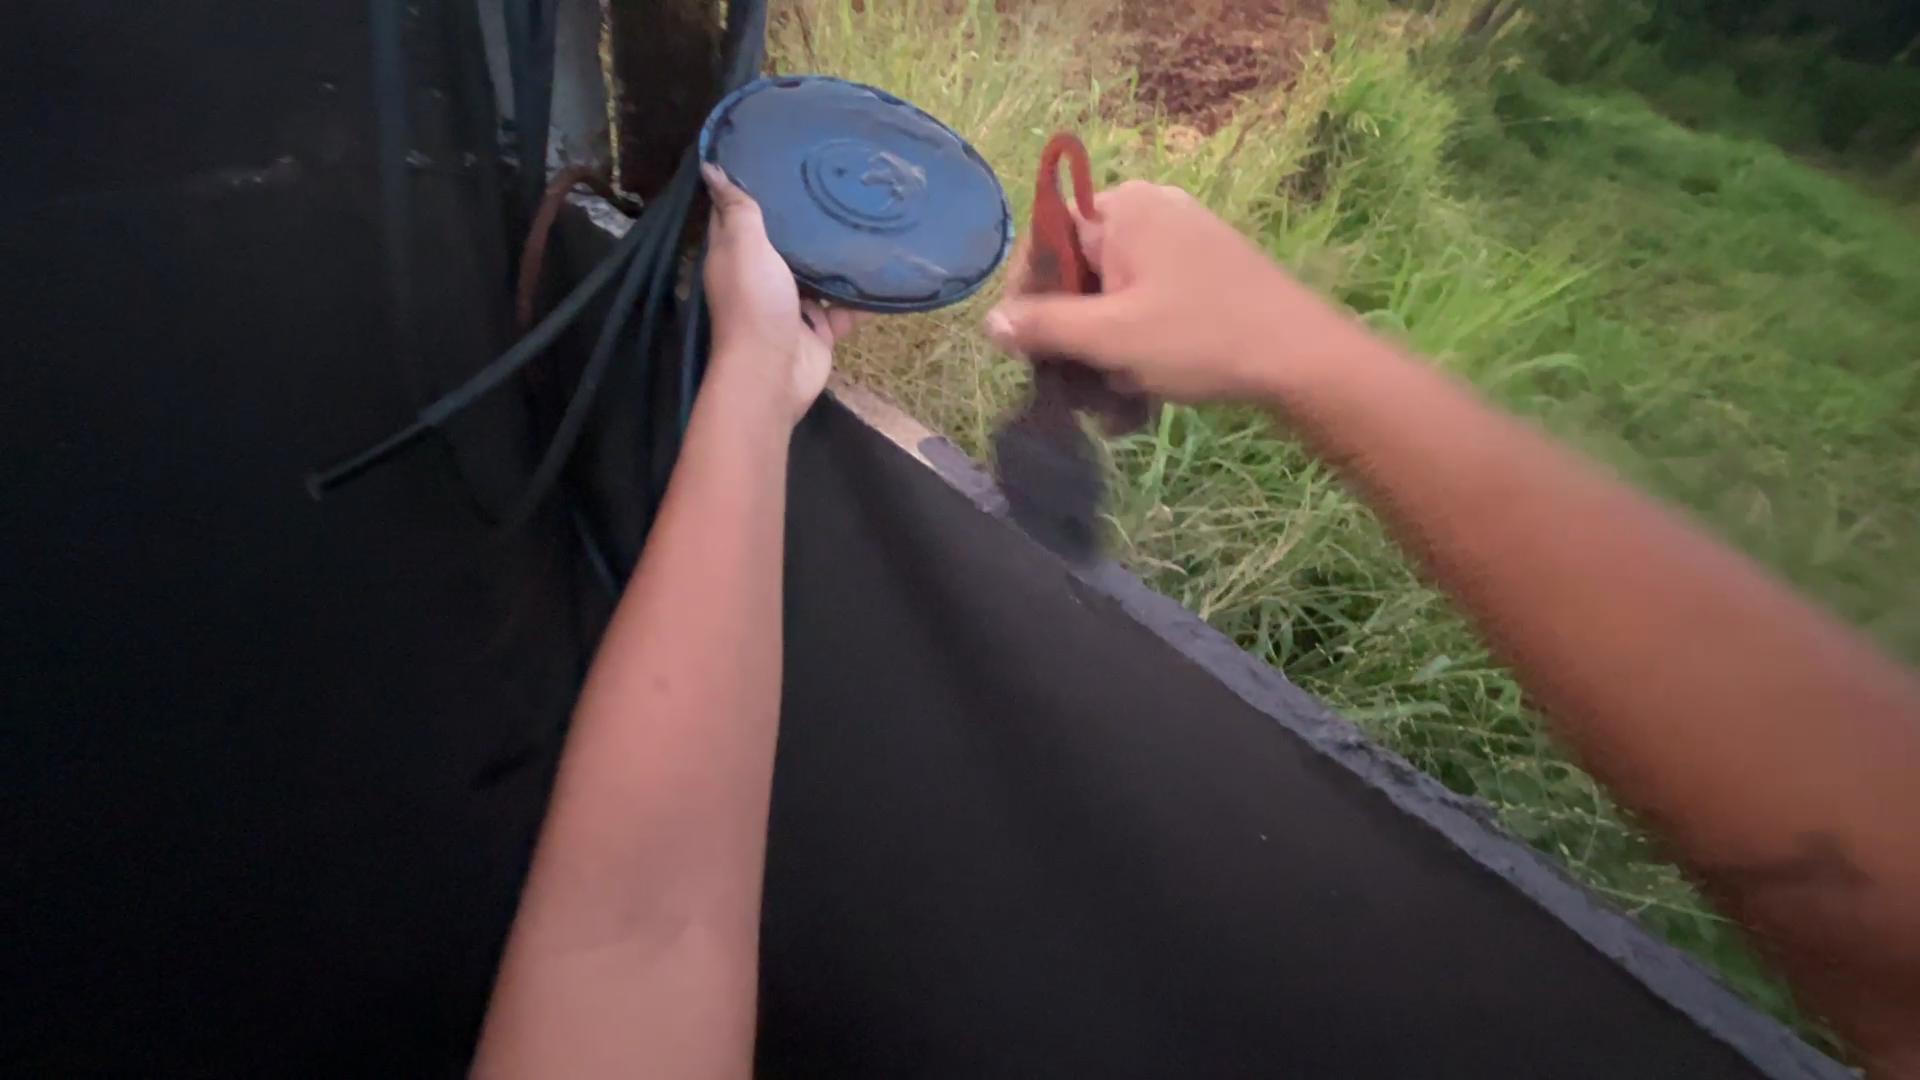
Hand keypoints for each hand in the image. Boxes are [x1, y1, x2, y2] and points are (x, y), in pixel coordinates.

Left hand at [700, 163, 864, 424]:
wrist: (775, 372)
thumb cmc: (755, 304)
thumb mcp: (744, 247)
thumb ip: (738, 209)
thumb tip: (711, 167)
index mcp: (736, 256)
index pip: (737, 214)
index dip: (749, 185)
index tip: (772, 156)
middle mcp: (763, 278)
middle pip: (783, 242)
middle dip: (803, 218)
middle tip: (831, 180)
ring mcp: (793, 305)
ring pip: (817, 274)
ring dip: (837, 255)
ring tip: (864, 217)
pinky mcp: (820, 329)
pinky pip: (846, 308)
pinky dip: (863, 296)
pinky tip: (886, 270)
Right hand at [985, 181, 1369, 404]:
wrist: (1299, 359)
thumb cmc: (1199, 338)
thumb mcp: (1109, 338)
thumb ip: (1043, 327)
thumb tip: (989, 323)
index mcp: (1123, 208)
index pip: (1046, 243)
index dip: (1027, 297)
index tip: (1025, 348)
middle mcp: (1149, 211)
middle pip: (1079, 273)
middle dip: (1072, 335)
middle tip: (1074, 383)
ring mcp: (1180, 240)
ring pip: (1111, 297)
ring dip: (1103, 351)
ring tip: (1114, 398)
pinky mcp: (1201, 272)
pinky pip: (1144, 304)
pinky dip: (1135, 344)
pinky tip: (1141, 389)